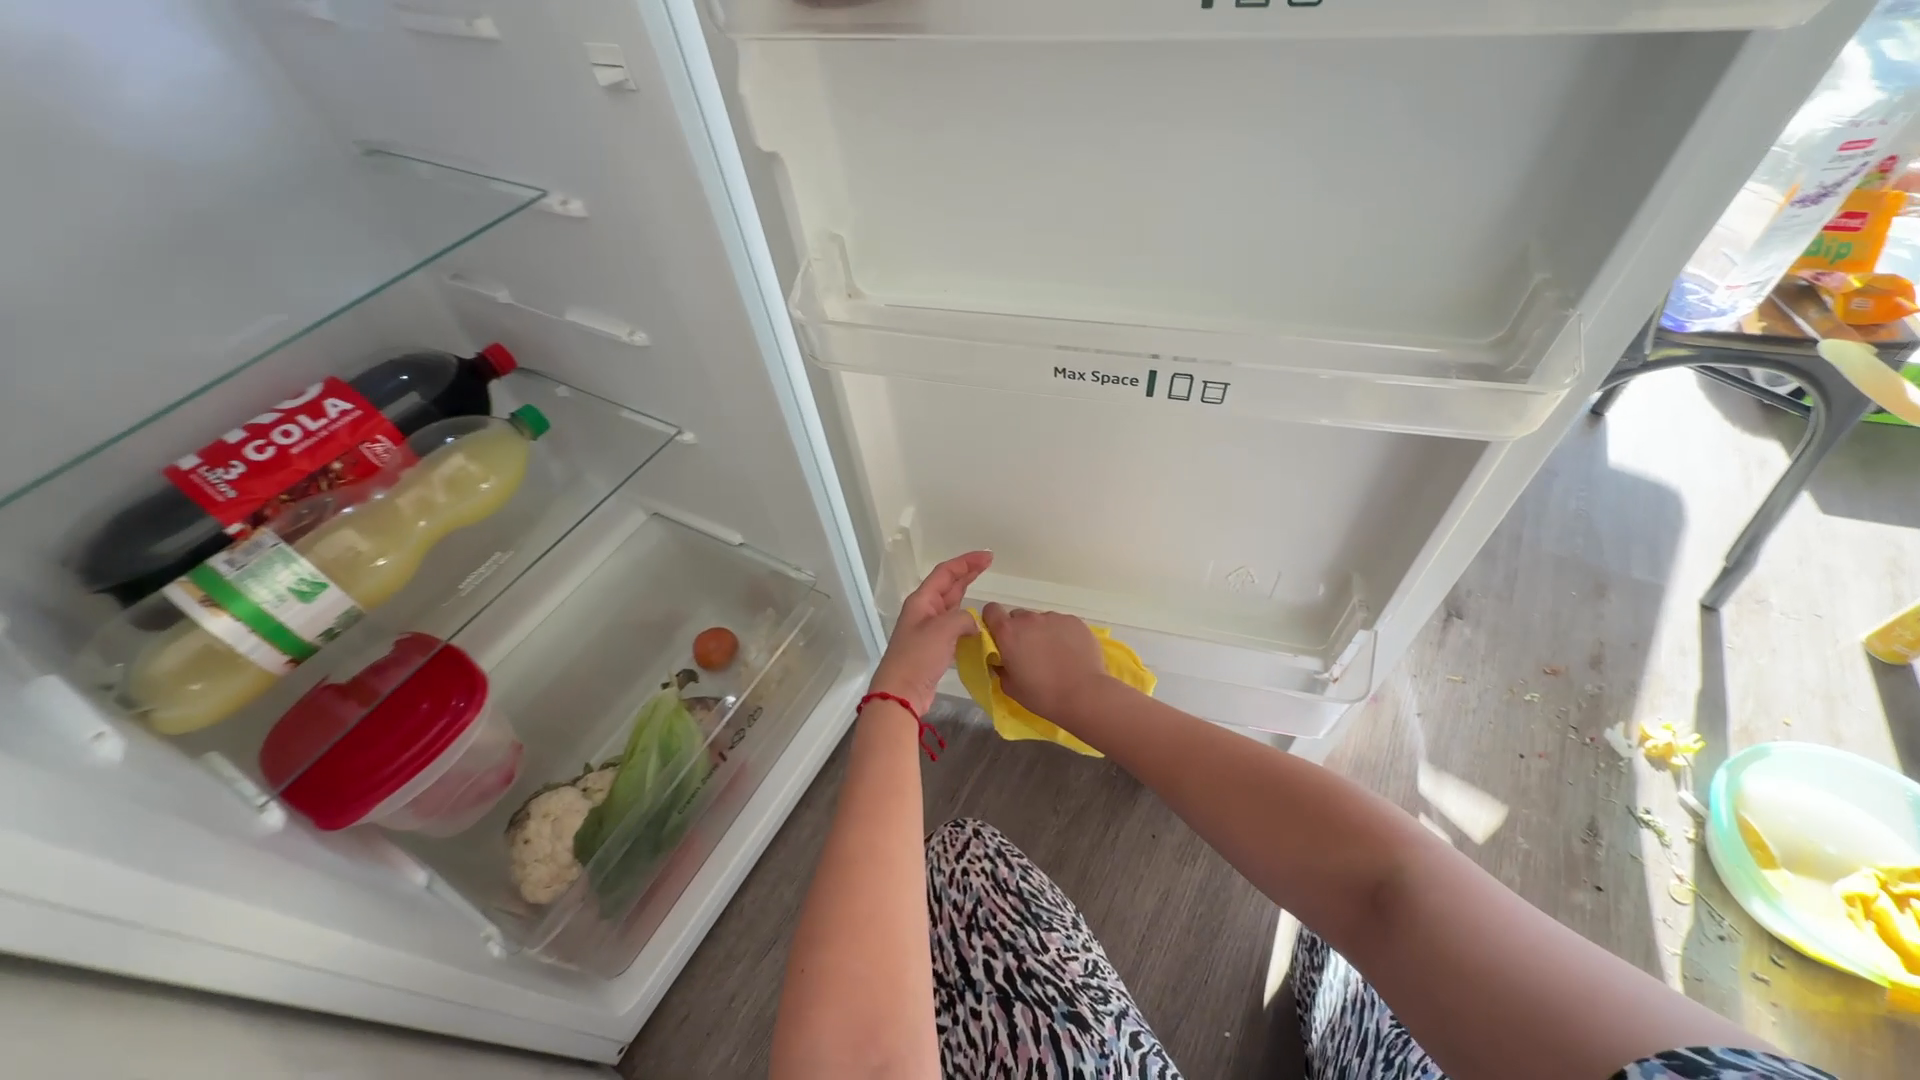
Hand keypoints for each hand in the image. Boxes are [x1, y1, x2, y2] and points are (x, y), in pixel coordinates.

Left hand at [868, 551, 992, 714]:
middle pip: (947, 586)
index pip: (945, 573)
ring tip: (983, 587)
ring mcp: (928, 630)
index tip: (987, 557)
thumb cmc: (918, 656)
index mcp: (922, 601)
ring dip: (966, 595)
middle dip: (967, 573)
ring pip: (950, 605)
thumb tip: (973, 624)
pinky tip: (977, 624)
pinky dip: (966, 621)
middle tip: (988, 563)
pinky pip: (953, 626)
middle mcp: (924, 611)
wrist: (901, 692)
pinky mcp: (933, 648)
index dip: (966, 562)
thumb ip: (963, 618)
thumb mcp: (943, 630)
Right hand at [980, 603, 1113, 721]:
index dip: (993, 622)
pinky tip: (1071, 653)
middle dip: (1020, 631)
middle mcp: (1029, 619)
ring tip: (1055, 655)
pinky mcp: (1074, 621)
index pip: (991, 611)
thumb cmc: (1042, 695)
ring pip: (1041, 620)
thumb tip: (1001, 660)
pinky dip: (1062, 634)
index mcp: (1008, 633)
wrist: (1083, 695)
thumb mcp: (1010, 687)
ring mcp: (1054, 618)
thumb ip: (1001, 668)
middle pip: (1018, 617)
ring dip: (1042, 633)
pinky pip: (1061, 624)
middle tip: (1029, 653)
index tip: (1000, 637)